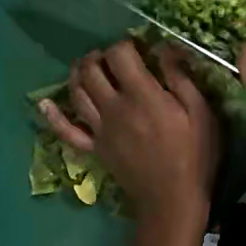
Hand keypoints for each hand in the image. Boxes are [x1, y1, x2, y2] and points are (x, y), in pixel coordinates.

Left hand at [41, 41, 219, 235]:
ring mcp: (99, 128)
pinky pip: (66, 131)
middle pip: (91, 70)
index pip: (119, 55)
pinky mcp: (94, 148)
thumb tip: (165, 48)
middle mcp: (114, 107)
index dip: (125, 44)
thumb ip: (180, 78)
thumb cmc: (194, 155)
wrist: (173, 201)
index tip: (138, 48)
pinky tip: (45, 104)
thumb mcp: (201, 113)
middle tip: (111, 57)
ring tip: (88, 67)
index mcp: (141, 95)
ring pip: (77, 93)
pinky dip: (53, 116)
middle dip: (98, 55)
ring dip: (78, 74)